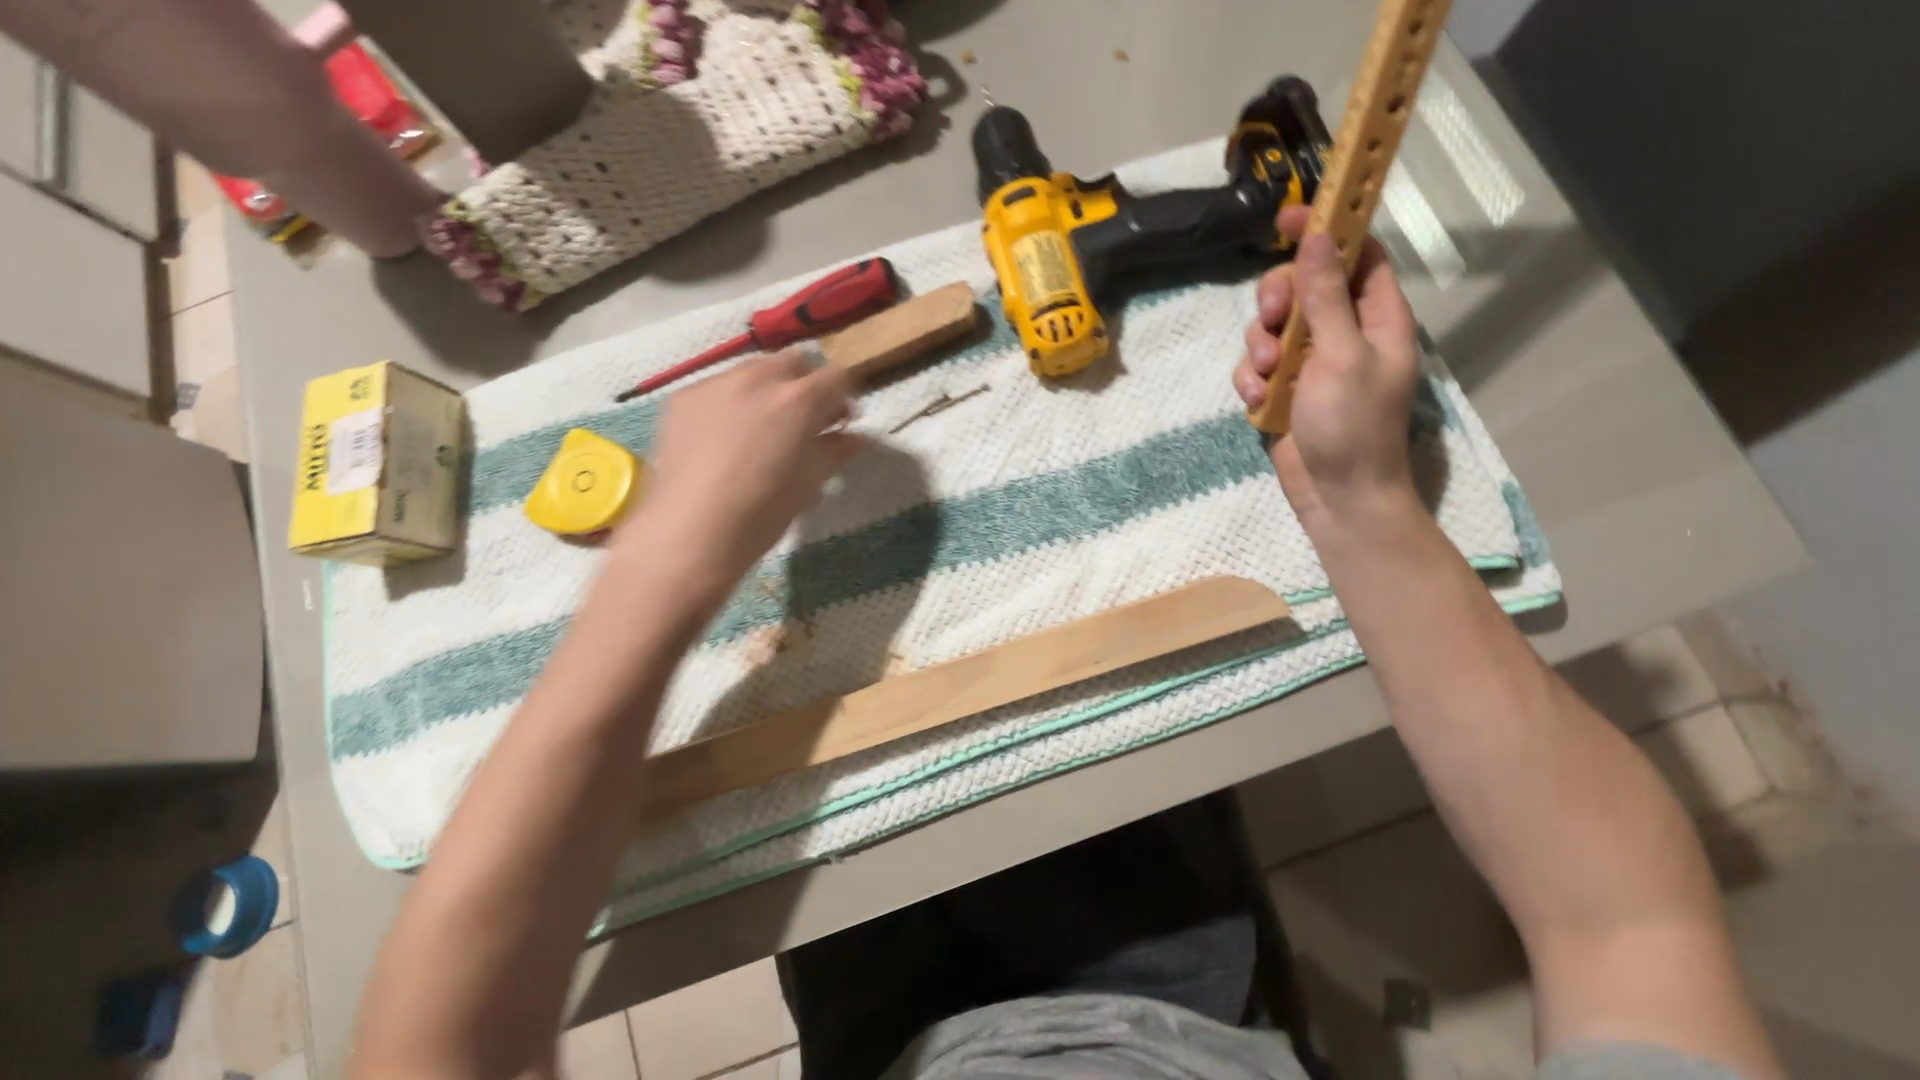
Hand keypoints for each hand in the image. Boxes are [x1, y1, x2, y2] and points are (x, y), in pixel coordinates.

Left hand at [610, 350, 862, 609]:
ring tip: (761, 428)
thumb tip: (854, 439)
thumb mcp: (809, 483)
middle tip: (804, 420)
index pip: (836, 377)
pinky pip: (717, 389)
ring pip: (752, 371)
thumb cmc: (762, 513)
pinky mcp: (683, 398)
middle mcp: (759, 378)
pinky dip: (730, 404)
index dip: (843, 398)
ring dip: (766, 390)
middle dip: (805, 385)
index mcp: (799, 399)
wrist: (691, 531)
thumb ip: (835, 451)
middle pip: (793, 363)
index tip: (841, 422)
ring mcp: (716, 384)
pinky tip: (723, 439)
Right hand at [1233, 206, 1422, 525]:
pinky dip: (1251, 379)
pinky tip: (1256, 400)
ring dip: (1258, 344)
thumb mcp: (1341, 355)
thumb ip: (1326, 297)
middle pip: (1303, 286)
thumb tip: (1318, 238)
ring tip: (1265, 374)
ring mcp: (1310, 363)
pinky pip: (1256, 366)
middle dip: (1278, 299)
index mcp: (1377, 318)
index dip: (1327, 231)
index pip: (1357, 255)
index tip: (1290, 217)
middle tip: (1272, 316)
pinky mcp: (1283, 391)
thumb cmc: (1353, 426)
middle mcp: (1344, 333)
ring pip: (1272, 326)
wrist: (1337, 497)